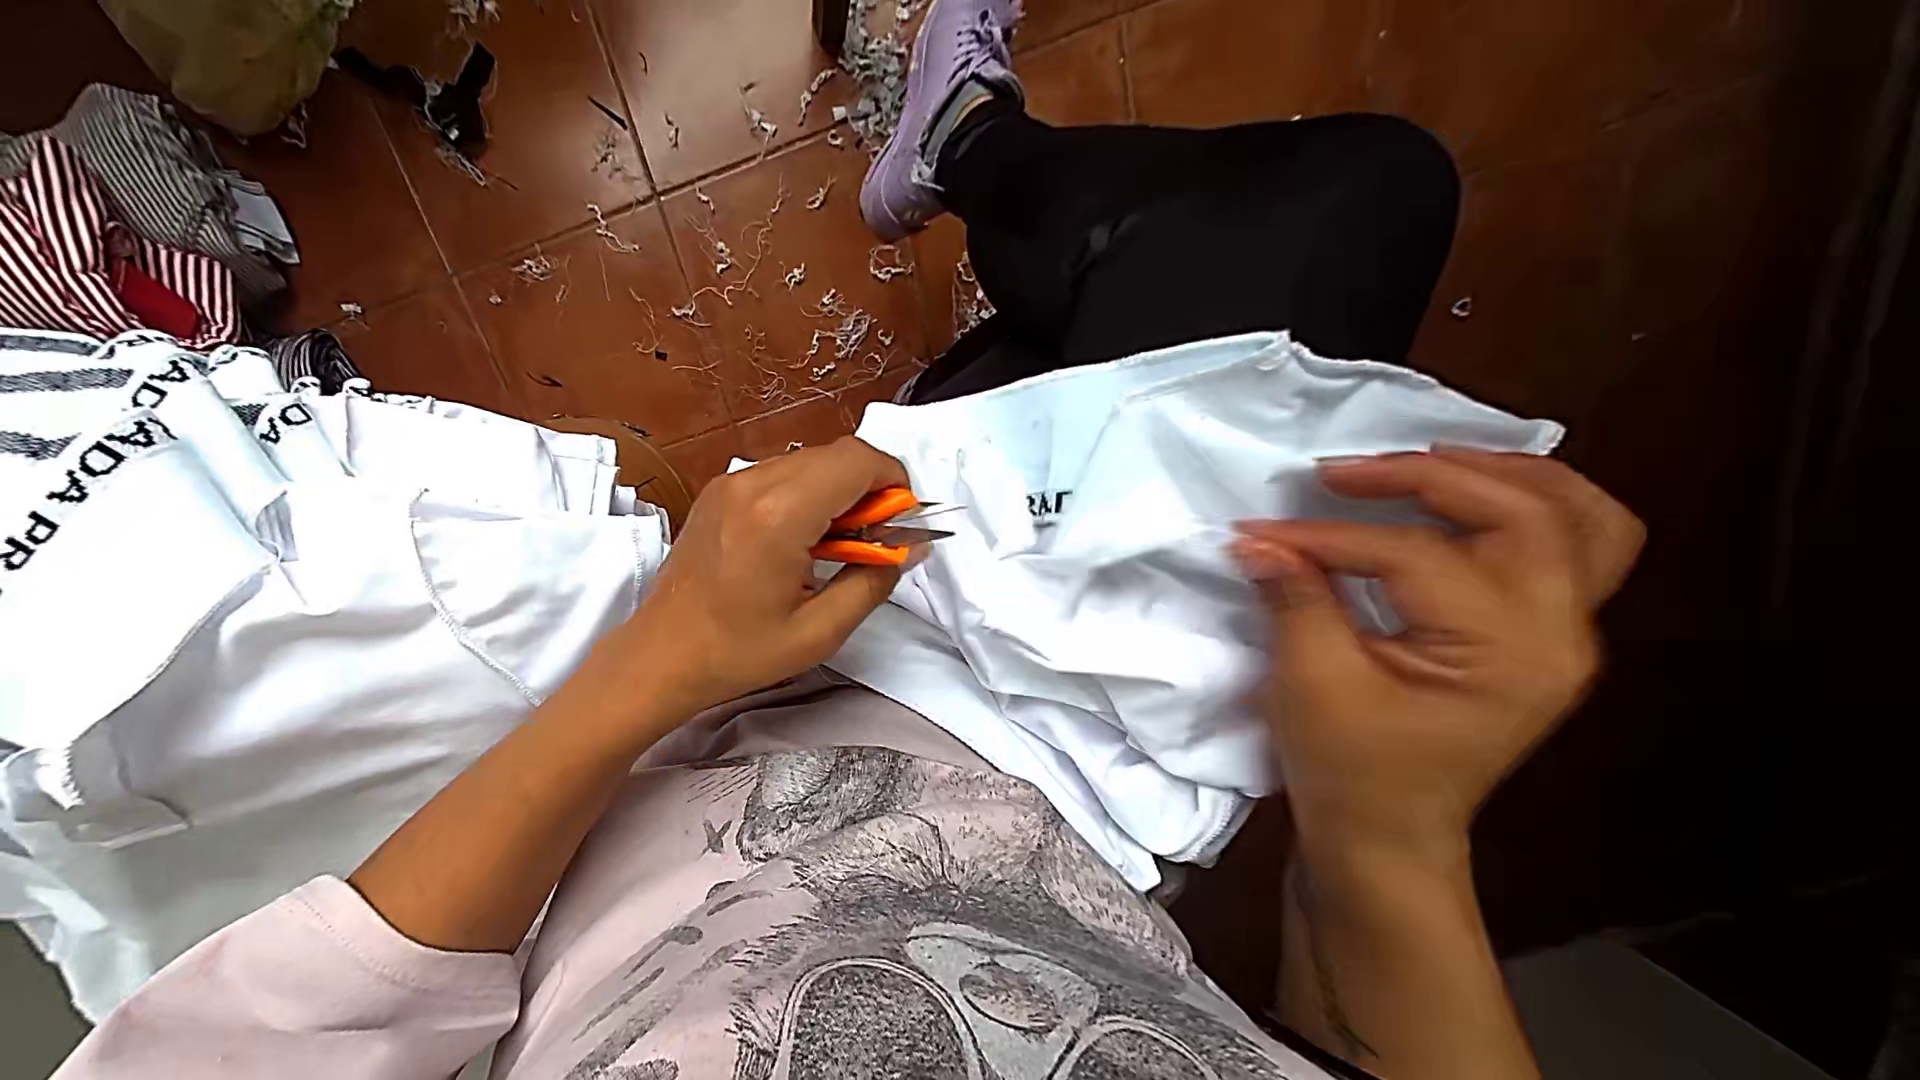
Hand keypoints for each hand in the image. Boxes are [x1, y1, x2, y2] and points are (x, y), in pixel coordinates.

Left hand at [589, 436, 910, 725]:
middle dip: (871, 488)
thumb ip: (875, 579)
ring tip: (839, 542)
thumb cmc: (738, 652)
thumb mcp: (821, 630)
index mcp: (779, 516)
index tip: (901, 522)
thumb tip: (911, 546)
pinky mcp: (722, 490)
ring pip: (814, 460)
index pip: (857, 461)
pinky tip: (806, 538)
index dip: (894, 483)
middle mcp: (753, 484)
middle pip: (839, 454)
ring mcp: (732, 482)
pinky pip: (785, 472)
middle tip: (875, 539)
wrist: (661, 656)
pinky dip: (812, 493)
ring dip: (842, 491)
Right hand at [1231, 446, 1643, 854]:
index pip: (1414, 555)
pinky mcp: (1541, 635)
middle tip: (1346, 473)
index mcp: (1504, 652)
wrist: (1386, 834)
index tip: (1259, 533)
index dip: (1326, 538)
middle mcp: (1558, 634)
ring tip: (1424, 463)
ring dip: (1503, 475)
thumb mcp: (1310, 680)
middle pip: (1527, 510)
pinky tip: (1466, 500)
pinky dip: (1524, 506)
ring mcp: (1562, 634)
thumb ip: (1293, 596)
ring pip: (1579, 518)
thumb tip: (1257, 539)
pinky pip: (1568, 546)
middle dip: (1427, 475)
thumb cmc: (1348, 768)